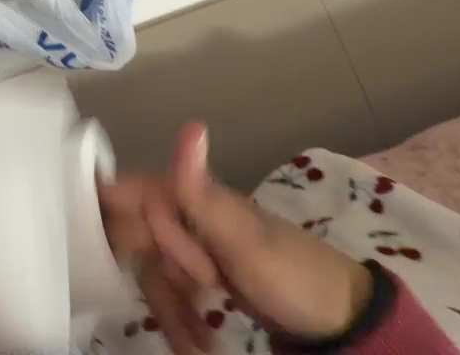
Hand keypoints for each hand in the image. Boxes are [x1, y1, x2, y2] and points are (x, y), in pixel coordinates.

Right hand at [102, 123, 372, 352]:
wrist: (336, 319)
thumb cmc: (290, 272)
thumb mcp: (242, 238)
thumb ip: (201, 190)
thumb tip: (191, 125)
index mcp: (184, 193)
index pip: (123, 194)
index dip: (123, 226)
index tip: (145, 255)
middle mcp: (180, 212)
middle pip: (132, 240)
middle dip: (156, 277)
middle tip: (200, 289)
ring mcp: (188, 245)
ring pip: (149, 272)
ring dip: (168, 308)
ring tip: (197, 338)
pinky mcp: (196, 274)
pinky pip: (166, 293)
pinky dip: (177, 318)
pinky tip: (197, 339)